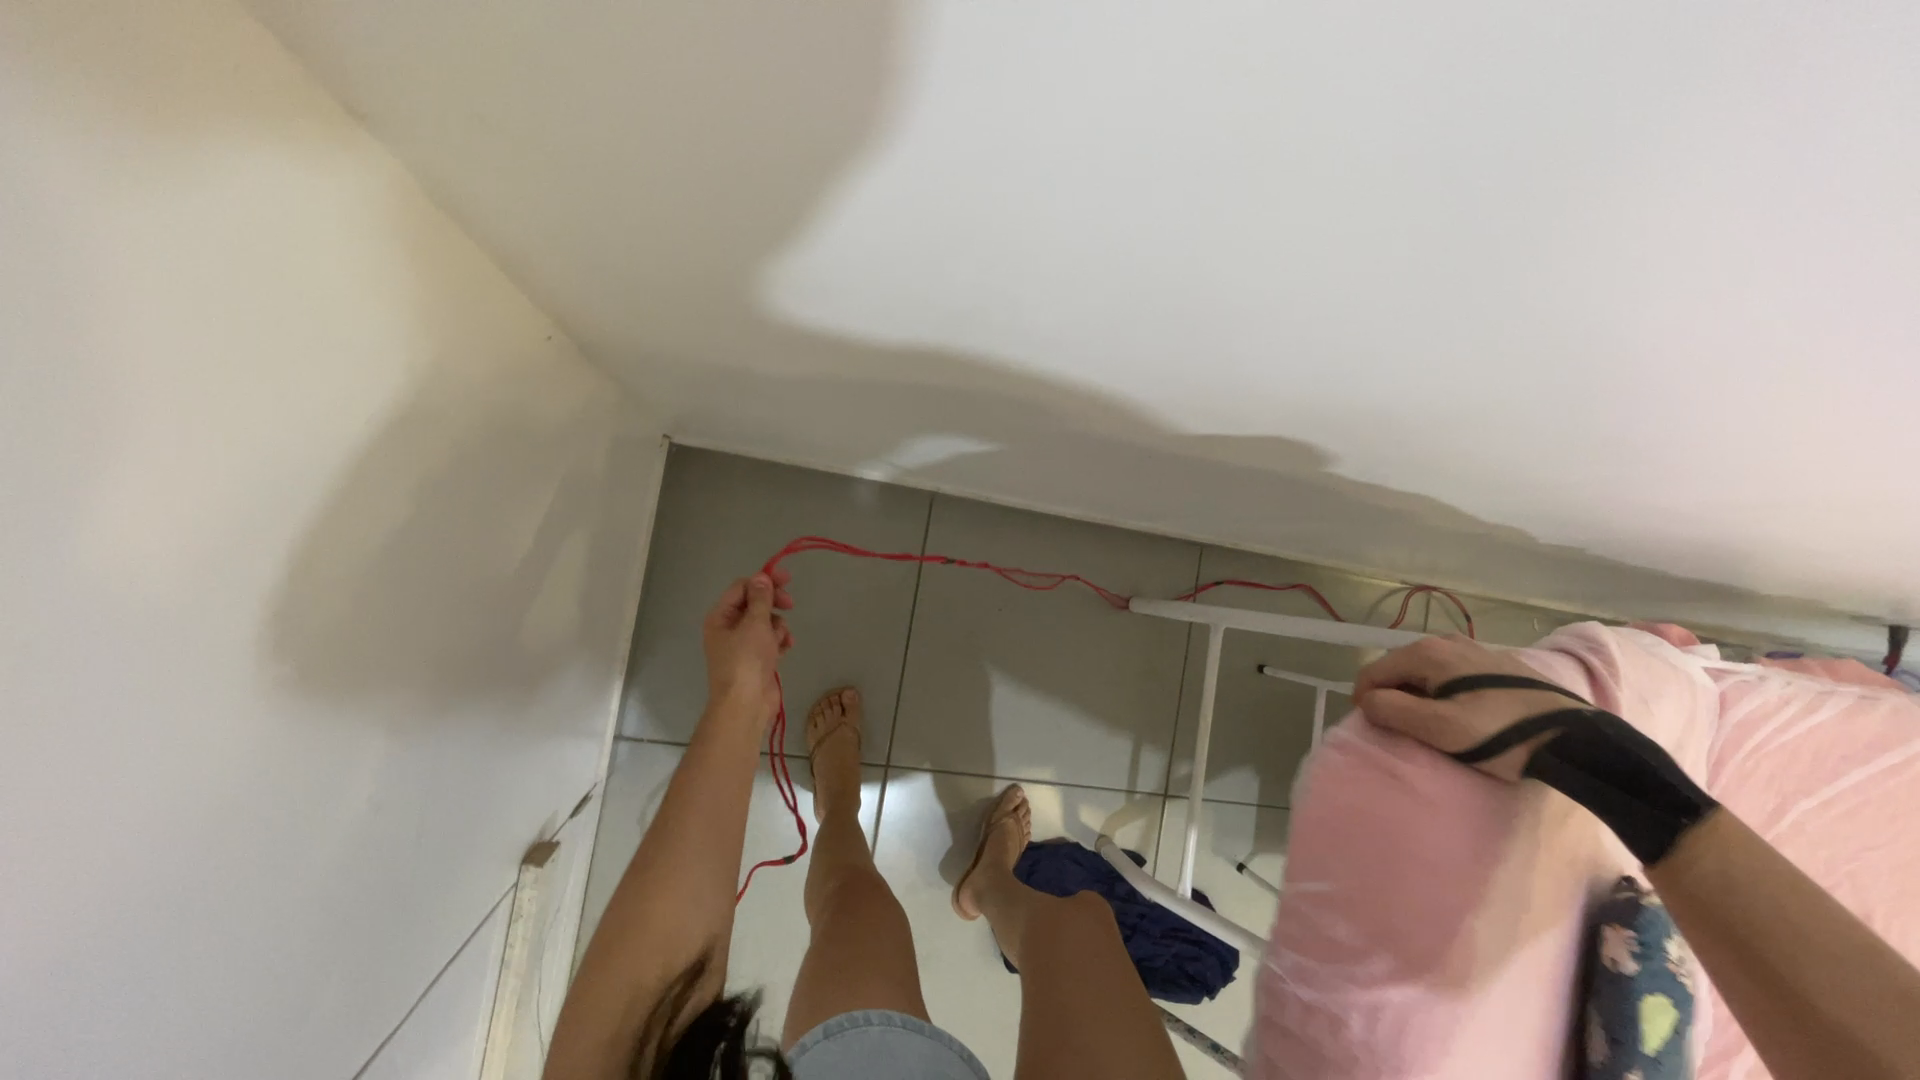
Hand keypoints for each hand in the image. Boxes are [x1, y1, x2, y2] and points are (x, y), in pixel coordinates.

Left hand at [701, 567, 793, 717]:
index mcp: (721, 617)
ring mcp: (743, 645)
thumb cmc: (746, 660)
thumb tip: (761, 576)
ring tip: (781, 638)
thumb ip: (761, 598)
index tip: (786, 580)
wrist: (746, 704)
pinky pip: (771, 640)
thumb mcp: (755, 623)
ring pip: (765, 622)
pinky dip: (779, 640)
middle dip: (773, 603)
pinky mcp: (757, 659)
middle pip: (754, 604)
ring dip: (778, 625)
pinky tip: (786, 647)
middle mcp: (729, 628)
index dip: (763, 581)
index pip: (742, 588)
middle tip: (790, 604)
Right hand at [1353, 635, 1579, 781]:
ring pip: (1424, 670)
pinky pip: (1449, 673)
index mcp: (1426, 653)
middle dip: (1391, 696)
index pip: (1372, 672)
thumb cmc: (1500, 733)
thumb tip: (1367, 701)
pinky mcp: (1495, 663)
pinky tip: (1459, 712)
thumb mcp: (1439, 729)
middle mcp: (1445, 641)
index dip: (1365, 701)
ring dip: (1416, 695)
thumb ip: (1392, 711)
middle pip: (1397, 668)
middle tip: (1404, 729)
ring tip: (1431, 724)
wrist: (1574, 737)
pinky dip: (1441, 691)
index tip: (1377, 728)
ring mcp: (1473, 649)